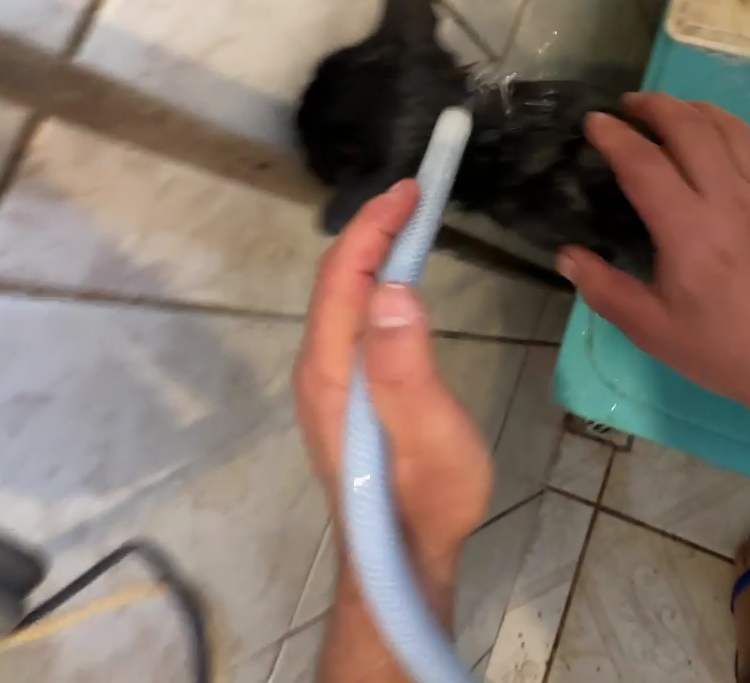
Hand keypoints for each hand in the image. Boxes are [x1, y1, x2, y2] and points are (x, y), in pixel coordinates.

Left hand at [294, 181, 491, 595]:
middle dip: (371, 228)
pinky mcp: (346, 391)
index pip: (343, 278)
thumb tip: (392, 287)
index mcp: (336, 370)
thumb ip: (404, 366)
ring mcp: (330, 381)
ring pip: (342, 296)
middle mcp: (321, 367)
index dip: (373, 227)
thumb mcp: (428, 435)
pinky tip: (398, 276)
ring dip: (371, 250)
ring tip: (411, 220)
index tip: (411, 189)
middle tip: (416, 194)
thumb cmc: (427, 497)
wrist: (404, 559)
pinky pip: (353, 316)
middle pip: (336, 281)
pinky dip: (374, 279)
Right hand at [555, 94, 749, 411]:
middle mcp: (727, 199)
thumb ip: (603, 288)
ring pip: (728, 127)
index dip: (615, 136)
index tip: (594, 121)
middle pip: (689, 126)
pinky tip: (720, 131)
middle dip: (653, 105)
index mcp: (689, 230)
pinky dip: (733, 126)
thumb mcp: (651, 328)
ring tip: (667, 110)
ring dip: (693, 107)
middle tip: (626, 106)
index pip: (645, 163)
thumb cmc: (721, 349)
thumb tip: (565, 255)